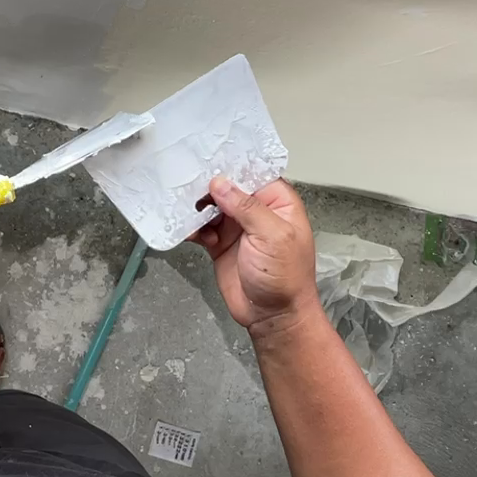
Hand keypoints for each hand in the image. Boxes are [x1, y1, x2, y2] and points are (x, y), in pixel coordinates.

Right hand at [191, 177, 321, 338]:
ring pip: (211, 206)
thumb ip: (247, 207)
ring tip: (190, 214)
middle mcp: (257, 212)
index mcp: (278, 203)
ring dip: (197, 209)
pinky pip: (201, 227)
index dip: (233, 167)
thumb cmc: (286, 279)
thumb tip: (221, 183)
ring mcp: (237, 228)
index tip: (210, 160)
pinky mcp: (220, 243)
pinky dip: (192, 228)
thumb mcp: (272, 236)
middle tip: (191, 187)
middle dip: (209, 187)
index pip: (254, 173)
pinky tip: (192, 233)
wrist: (272, 316)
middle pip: (228, 188)